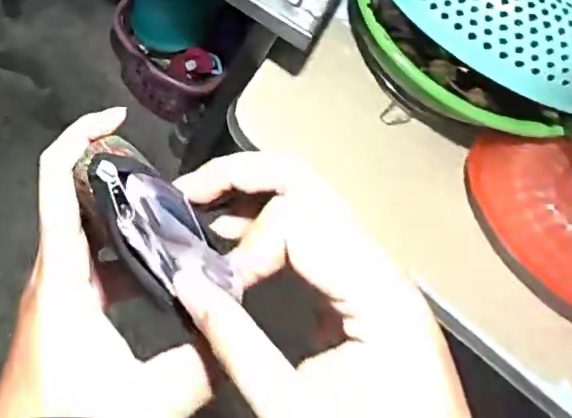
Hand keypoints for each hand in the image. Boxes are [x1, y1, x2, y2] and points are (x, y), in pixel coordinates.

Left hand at [0, 108, 213, 417]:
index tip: (114, 115)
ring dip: (121, 211)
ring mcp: (56, 288)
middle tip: (158, 169)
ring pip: (88, 227)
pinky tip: (158, 267)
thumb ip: (196, 364)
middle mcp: (53, 269)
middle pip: (75, 192)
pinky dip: (123, 250)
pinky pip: (94, 260)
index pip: (55, 176)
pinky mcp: (63, 308)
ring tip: (167, 210)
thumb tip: (233, 330)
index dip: (80, 132)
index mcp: (60, 272)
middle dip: (114, 170)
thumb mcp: (142, 399)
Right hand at [171, 153, 464, 417]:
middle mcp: (383, 271)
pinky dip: (269, 223)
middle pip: (307, 185)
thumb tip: (187, 285)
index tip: (216, 285)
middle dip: (243, 177)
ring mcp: (377, 278)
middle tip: (192, 188)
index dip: (249, 244)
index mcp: (380, 295)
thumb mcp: (295, 413)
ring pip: (310, 200)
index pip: (299, 221)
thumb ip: (235, 343)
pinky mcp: (363, 293)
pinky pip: (313, 233)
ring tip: (202, 201)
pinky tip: (234, 232)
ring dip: (253, 193)